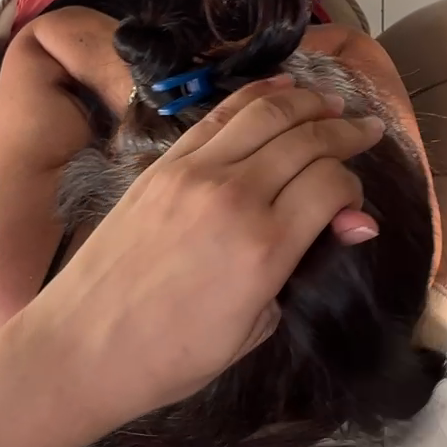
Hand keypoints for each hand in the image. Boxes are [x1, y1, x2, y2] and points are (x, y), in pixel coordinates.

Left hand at [10, 77, 384, 427]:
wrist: (80, 346)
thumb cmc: (171, 357)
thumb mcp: (253, 328)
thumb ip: (301, 265)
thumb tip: (354, 224)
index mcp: (265, 248)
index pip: (331, 183)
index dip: (353, 184)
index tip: (353, 202)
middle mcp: (235, 197)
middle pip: (306, 139)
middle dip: (344, 130)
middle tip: (367, 128)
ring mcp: (194, 173)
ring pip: (265, 114)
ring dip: (307, 101)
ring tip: (333, 102)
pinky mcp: (163, 164)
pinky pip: (219, 115)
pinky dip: (256, 95)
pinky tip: (281, 89)